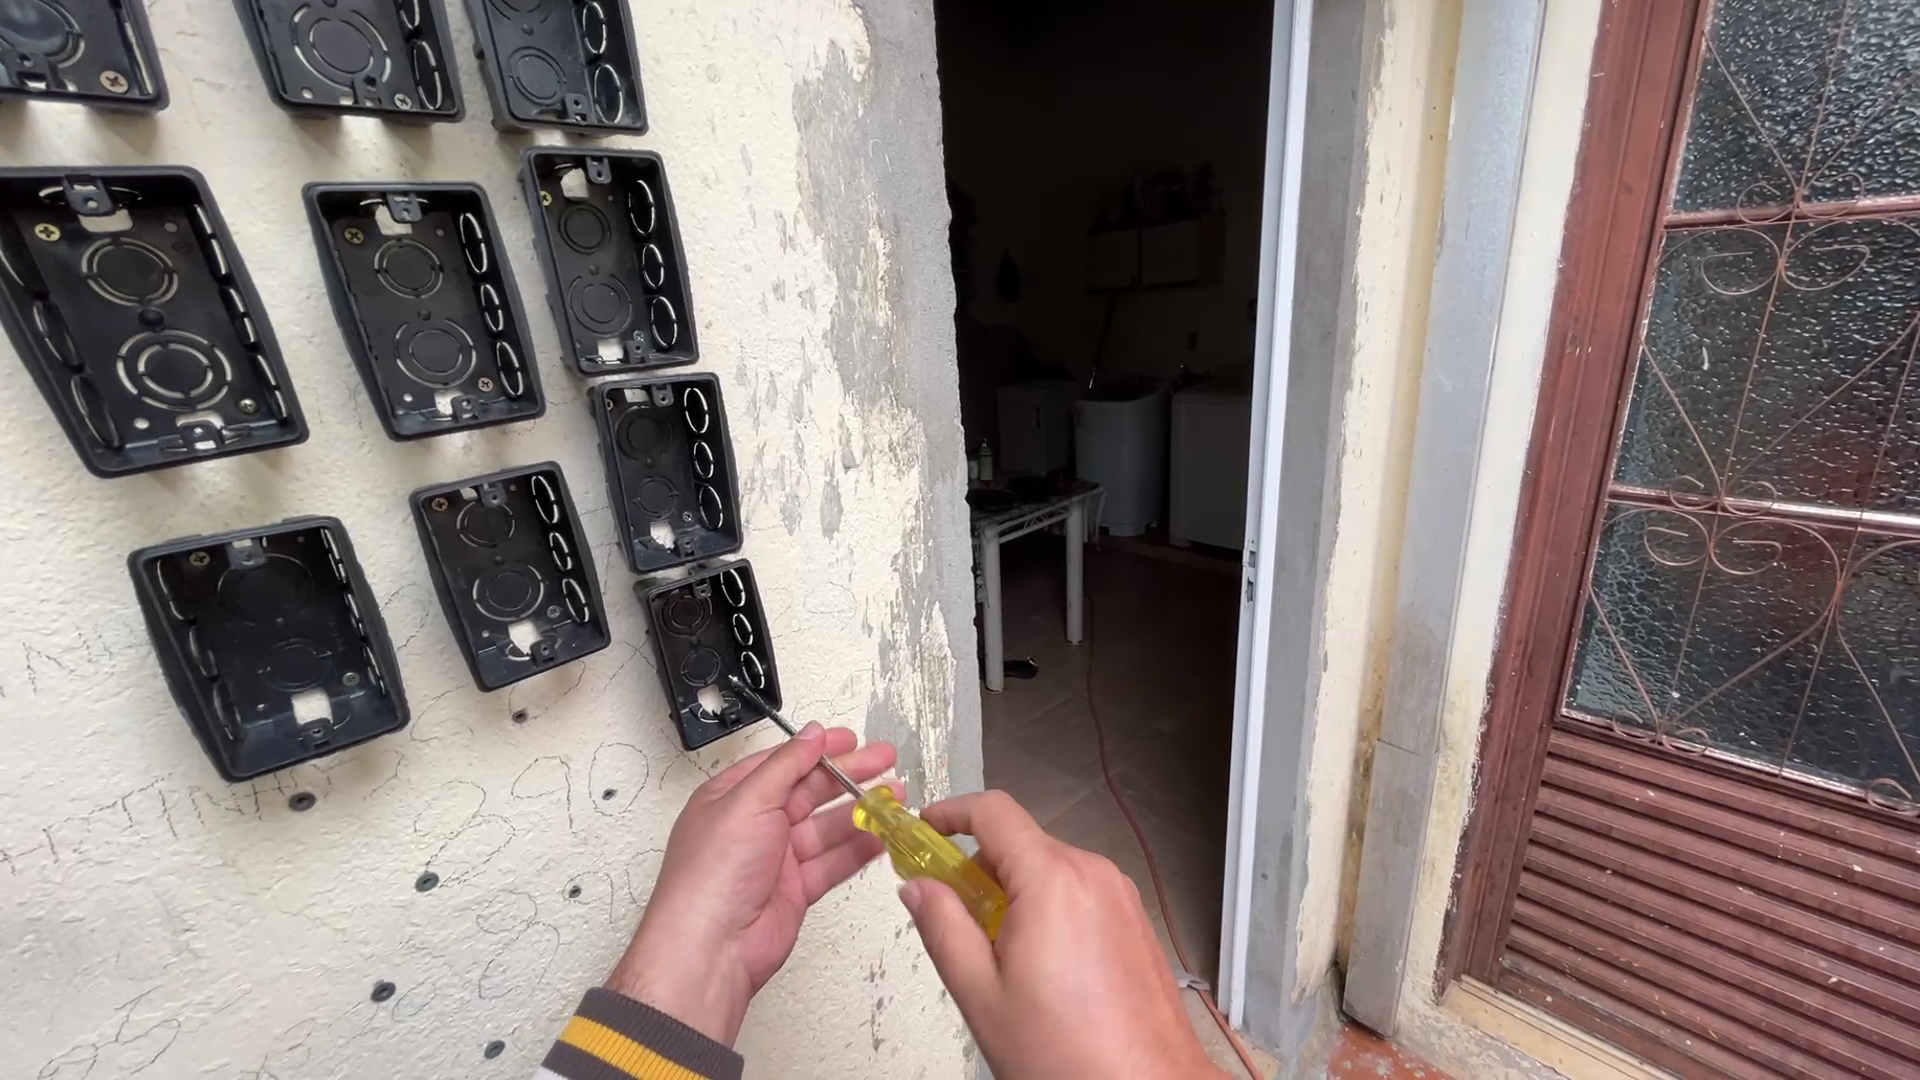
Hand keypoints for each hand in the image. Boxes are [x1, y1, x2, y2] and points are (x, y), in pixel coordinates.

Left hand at [606, 723, 895, 1044]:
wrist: (709, 952)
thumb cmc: (709, 877)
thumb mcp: (749, 802)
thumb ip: (787, 765)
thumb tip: (812, 734)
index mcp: (734, 796)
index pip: (785, 763)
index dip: (820, 749)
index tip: (852, 740)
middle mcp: (755, 824)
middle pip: (811, 790)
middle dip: (850, 774)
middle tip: (885, 760)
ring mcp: (776, 858)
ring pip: (827, 826)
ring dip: (862, 810)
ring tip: (895, 797)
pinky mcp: (794, 890)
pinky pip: (833, 862)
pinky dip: (858, 849)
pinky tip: (881, 837)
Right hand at [899, 791, 1222, 1077]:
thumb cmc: (1068, 1055)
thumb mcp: (983, 995)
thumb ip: (943, 928)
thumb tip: (916, 886)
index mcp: (1052, 879)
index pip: (993, 811)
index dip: (952, 812)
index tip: (925, 828)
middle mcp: (1091, 871)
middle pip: (1020, 841)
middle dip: (981, 869)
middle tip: (958, 918)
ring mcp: (1118, 891)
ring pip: (1048, 866)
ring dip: (1015, 891)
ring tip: (1004, 956)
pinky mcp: (1133, 914)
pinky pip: (1078, 887)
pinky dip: (1049, 904)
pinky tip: (1044, 963)